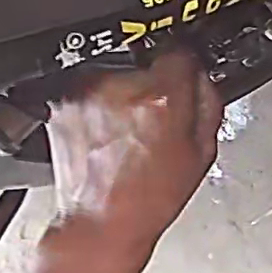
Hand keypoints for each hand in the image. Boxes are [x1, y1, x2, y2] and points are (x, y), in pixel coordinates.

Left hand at [0, 51, 220, 272]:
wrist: (101, 222)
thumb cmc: (150, 197)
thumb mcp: (202, 152)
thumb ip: (208, 102)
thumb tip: (203, 75)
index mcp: (162, 97)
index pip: (180, 50)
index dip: (188, 65)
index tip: (186, 73)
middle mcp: (121, 88)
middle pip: (147, 62)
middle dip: (155, 84)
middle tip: (157, 119)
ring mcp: (87, 94)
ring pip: (118, 74)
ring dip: (126, 94)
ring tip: (130, 132)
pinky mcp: (64, 103)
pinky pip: (93, 91)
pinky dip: (101, 106)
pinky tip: (109, 137)